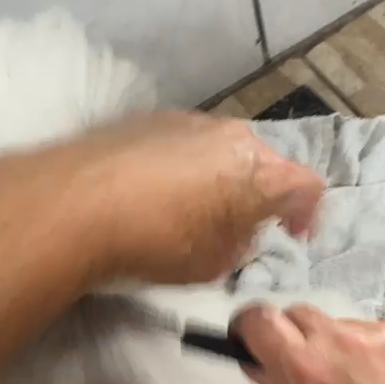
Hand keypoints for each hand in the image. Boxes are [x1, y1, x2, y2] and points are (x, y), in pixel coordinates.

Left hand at [0, 111, 322, 284]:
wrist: (77, 203)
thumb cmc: (158, 242)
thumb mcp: (213, 264)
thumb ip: (239, 245)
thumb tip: (237, 232)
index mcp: (260, 171)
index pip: (306, 186)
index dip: (306, 214)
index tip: (293, 235)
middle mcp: (231, 135)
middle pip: (263, 163)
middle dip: (260, 195)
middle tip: (242, 228)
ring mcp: (188, 121)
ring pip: (221, 150)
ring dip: (221, 179)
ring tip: (196, 211)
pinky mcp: (149, 119)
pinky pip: (184, 145)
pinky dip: (185, 168)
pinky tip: (158, 194)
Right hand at [233, 305, 384, 383]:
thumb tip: (259, 364)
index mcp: (308, 370)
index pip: (259, 319)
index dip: (247, 328)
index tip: (250, 343)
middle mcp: (340, 339)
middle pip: (295, 313)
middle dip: (290, 335)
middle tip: (303, 370)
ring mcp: (380, 331)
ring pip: (337, 324)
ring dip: (332, 345)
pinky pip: (373, 331)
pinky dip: (368, 350)